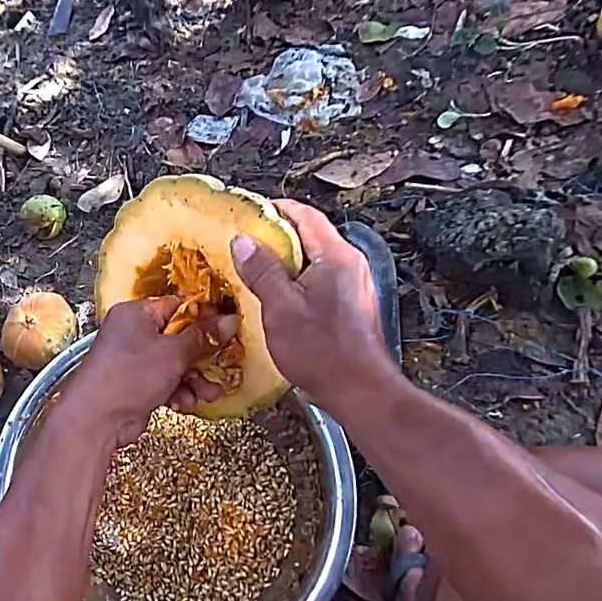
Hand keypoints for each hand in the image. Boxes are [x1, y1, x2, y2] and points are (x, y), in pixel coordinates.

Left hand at [62, 297, 239, 444]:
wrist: (96, 420)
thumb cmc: (128, 377)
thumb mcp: (173, 354)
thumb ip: (203, 338)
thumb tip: (230, 320)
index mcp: (136, 314)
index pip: (177, 307)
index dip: (203, 319)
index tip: (225, 330)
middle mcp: (133, 334)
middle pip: (179, 339)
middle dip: (201, 358)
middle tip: (220, 367)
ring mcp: (134, 361)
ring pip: (176, 365)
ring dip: (194, 380)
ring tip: (208, 394)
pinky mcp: (137, 385)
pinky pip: (166, 383)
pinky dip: (178, 392)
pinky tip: (184, 404)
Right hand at [230, 199, 400, 410]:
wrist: (358, 390)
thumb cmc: (323, 353)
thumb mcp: (281, 309)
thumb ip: (262, 272)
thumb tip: (243, 243)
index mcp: (337, 257)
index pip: (306, 215)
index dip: (276, 210)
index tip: (250, 215)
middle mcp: (351, 266)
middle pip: (310, 237)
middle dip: (276, 240)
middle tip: (246, 246)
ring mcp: (353, 287)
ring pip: (313, 263)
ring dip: (285, 265)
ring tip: (256, 274)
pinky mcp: (350, 307)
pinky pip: (319, 283)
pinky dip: (297, 284)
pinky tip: (277, 300)